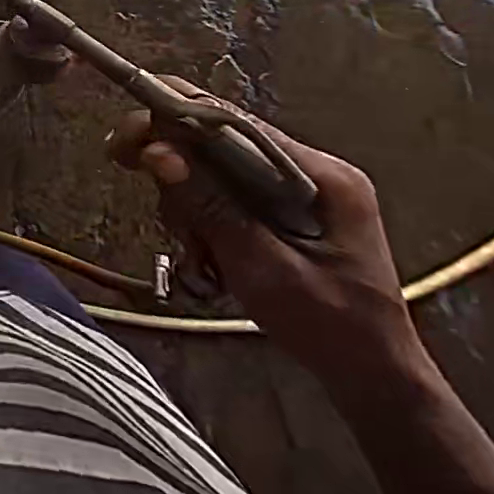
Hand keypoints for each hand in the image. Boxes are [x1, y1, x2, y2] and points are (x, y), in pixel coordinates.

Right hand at [110, 79, 425, 381]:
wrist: (373, 377)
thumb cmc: (332, 327)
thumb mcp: (264, 267)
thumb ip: (210, 207)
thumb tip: (157, 152)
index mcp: (320, 175)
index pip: (233, 122)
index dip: (173, 116)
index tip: (128, 130)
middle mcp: (305, 170)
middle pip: (214, 139)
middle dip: (170, 159)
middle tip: (121, 159)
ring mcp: (290, 187)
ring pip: (208, 166)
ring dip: (184, 199)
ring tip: (192, 246)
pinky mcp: (273, 206)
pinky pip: (217, 189)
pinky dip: (196, 212)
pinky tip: (202, 249)